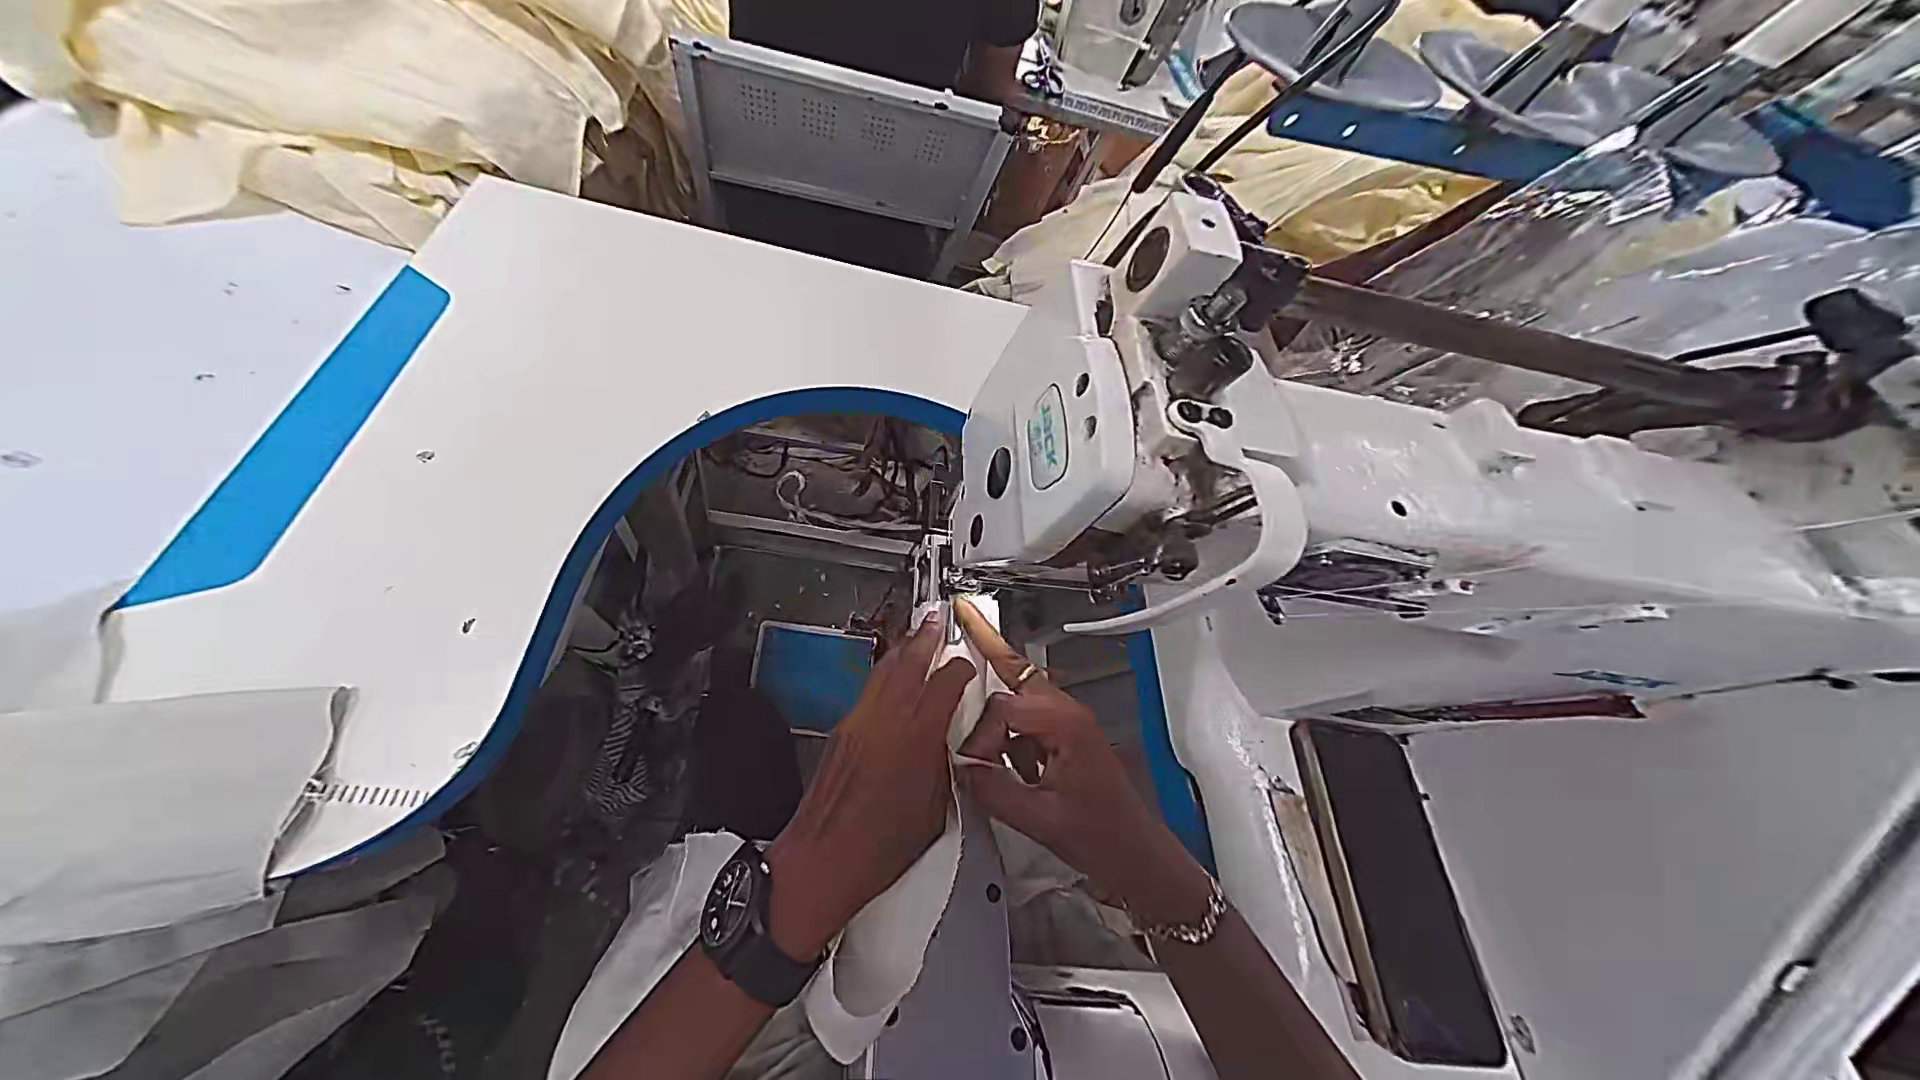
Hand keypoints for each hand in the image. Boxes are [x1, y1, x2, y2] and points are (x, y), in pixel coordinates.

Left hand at [764, 611, 974, 959]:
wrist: (824, 857)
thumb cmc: (877, 845)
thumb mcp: (935, 806)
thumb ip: (945, 762)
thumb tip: (949, 743)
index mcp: (917, 737)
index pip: (945, 683)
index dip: (961, 669)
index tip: (967, 665)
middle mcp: (886, 720)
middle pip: (909, 661)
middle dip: (925, 637)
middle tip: (935, 619)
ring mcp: (860, 722)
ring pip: (884, 670)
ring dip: (903, 649)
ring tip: (915, 635)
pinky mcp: (843, 730)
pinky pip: (869, 688)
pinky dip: (884, 673)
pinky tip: (891, 674)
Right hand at [952, 597, 1212, 928]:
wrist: (1135, 855)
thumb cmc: (1105, 836)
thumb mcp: (1041, 819)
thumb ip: (994, 790)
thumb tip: (963, 768)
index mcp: (1067, 724)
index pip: (1005, 708)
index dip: (980, 736)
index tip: (970, 762)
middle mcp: (1068, 714)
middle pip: (1016, 674)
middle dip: (989, 649)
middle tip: (966, 617)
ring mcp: (1067, 725)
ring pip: (1019, 697)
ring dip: (997, 715)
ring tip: (983, 737)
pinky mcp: (1063, 740)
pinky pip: (1025, 724)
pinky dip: (1008, 737)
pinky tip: (1008, 768)